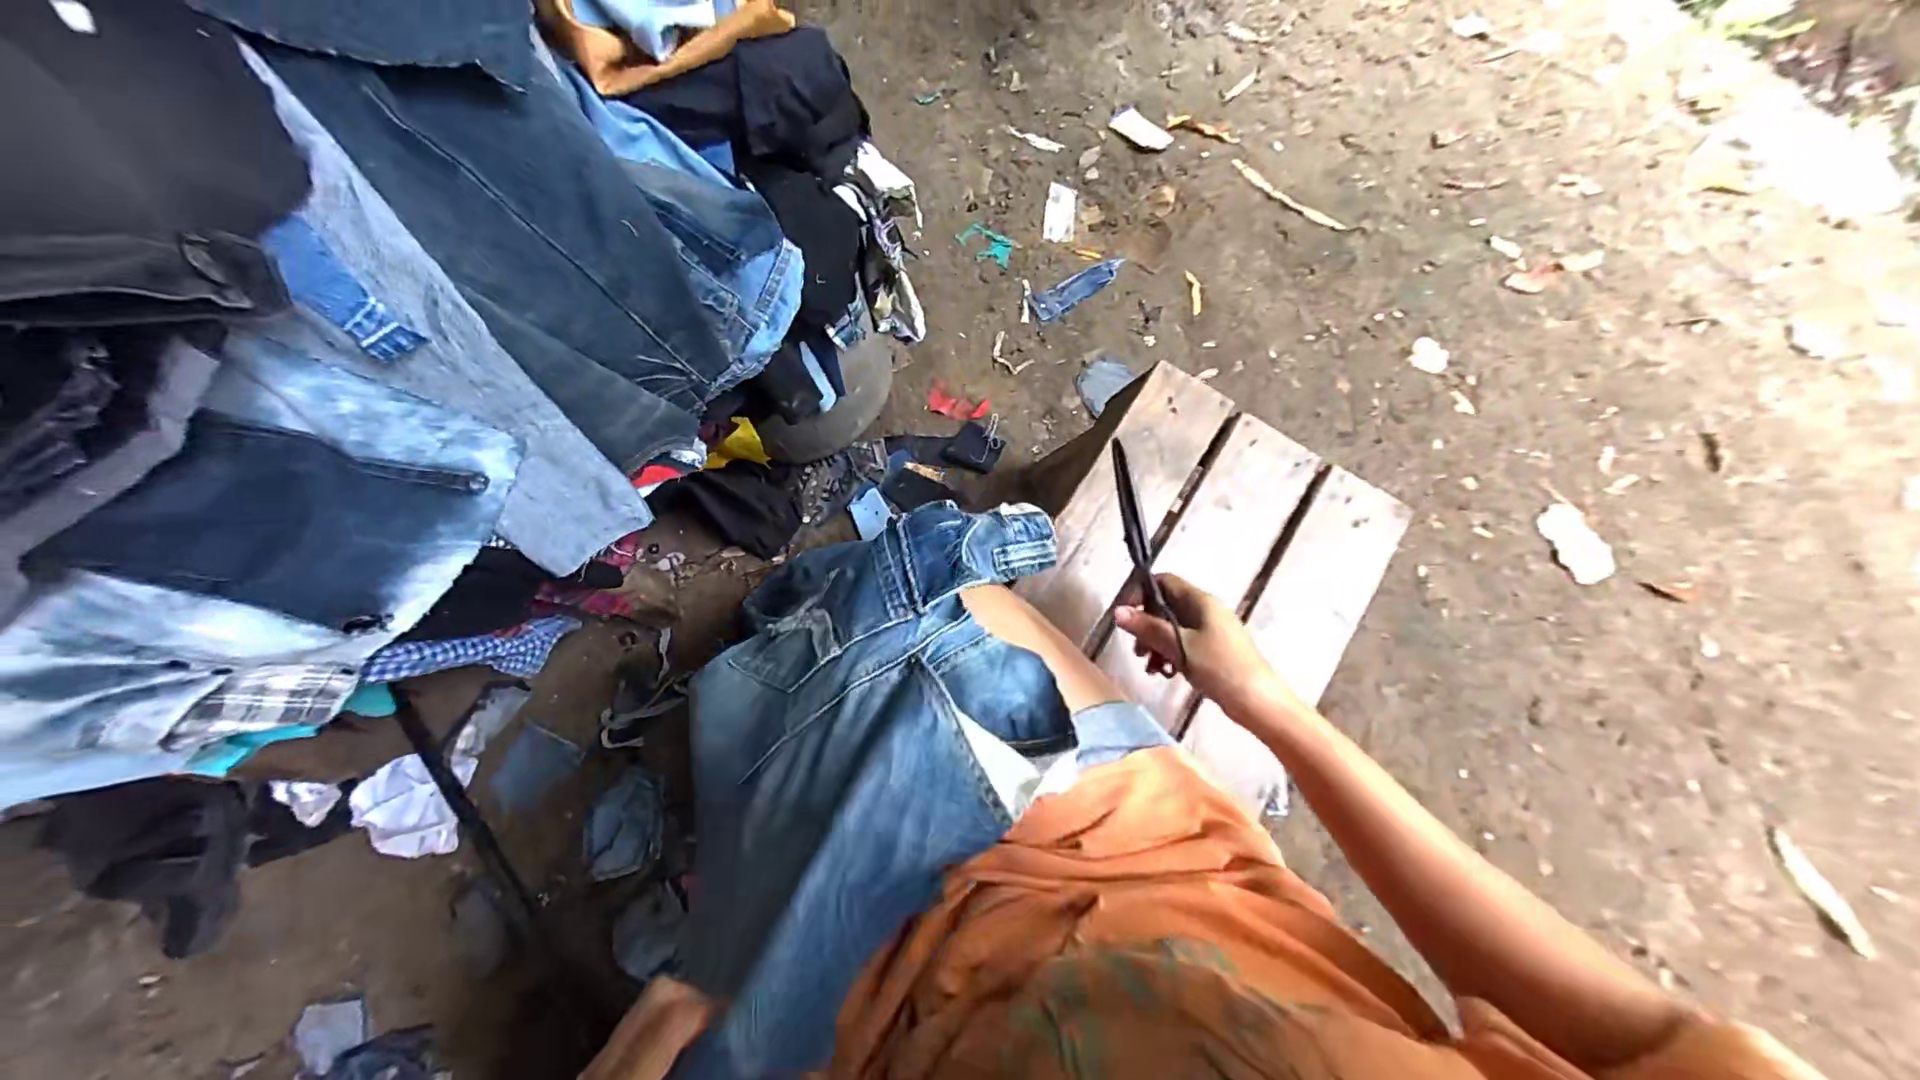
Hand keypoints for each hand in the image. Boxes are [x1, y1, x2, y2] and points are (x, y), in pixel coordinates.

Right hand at [1113, 573, 1294, 713]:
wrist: (1258, 701)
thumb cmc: (1220, 667)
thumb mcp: (1179, 646)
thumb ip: (1148, 628)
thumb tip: (1118, 611)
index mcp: (1200, 601)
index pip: (1162, 581)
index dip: (1139, 593)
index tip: (1124, 617)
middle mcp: (1205, 610)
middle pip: (1165, 606)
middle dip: (1145, 626)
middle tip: (1138, 651)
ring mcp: (1210, 630)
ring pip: (1172, 627)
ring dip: (1156, 644)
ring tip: (1151, 667)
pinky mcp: (1213, 650)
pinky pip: (1183, 644)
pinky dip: (1170, 655)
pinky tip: (1166, 673)